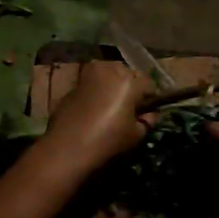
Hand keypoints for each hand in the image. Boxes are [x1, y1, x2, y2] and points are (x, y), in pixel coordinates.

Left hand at [41, 62, 156, 168]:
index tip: (147, 110)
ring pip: (108, 72)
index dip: (150, 97)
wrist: (68, 146)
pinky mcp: (75, 83)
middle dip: (131, 85)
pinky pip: (92, 82)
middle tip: (129, 105)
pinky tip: (94, 106)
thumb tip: (150, 115)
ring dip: (113, 83)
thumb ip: (147, 121)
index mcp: (129, 81)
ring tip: (111, 103)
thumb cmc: (108, 140)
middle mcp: (110, 71)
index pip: (148, 83)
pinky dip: (97, 89)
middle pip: (127, 73)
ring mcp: (89, 75)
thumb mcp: (135, 135)